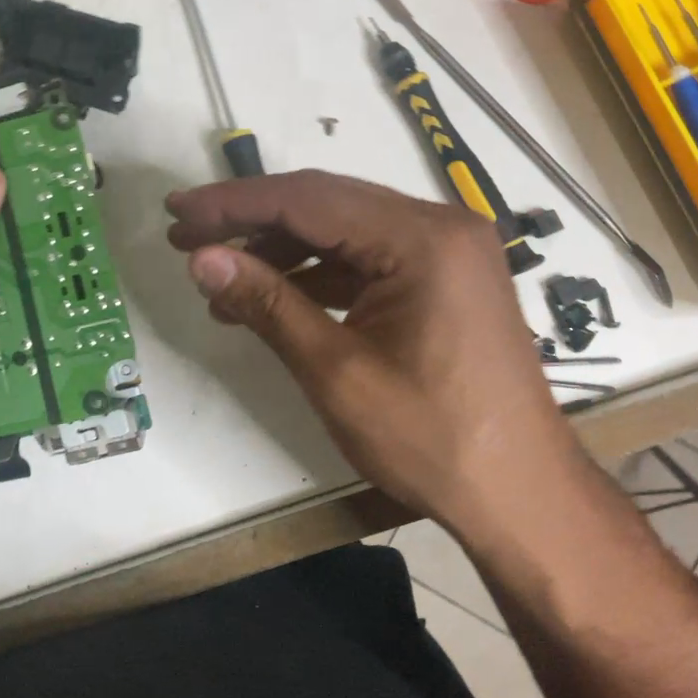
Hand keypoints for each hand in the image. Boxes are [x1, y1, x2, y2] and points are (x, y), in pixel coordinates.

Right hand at [165, 171, 575, 519]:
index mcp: (423, 240)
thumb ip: (267, 303)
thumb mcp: (335, 370)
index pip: (308, 200)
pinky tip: (269, 299)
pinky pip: (363, 259)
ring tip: (217, 278)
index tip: (177, 212)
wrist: (520, 497)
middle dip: (249, 219)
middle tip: (184, 235)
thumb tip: (201, 259)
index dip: (233, 204)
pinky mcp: (442, 281)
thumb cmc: (431, 439)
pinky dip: (312, 274)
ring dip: (277, 249)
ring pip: (341, 229)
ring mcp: (446, 254)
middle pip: (324, 203)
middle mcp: (440, 228)